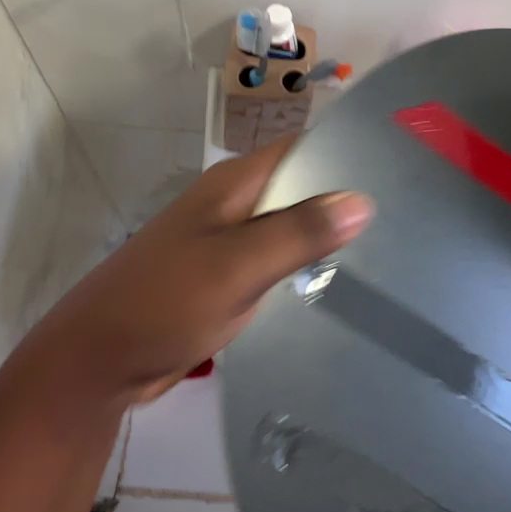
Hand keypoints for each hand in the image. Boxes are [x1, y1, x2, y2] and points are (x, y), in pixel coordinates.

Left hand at [21, 136, 373, 402]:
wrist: (100, 362)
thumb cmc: (164, 302)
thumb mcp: (236, 267)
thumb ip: (297, 233)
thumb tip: (362, 200)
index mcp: (234, 186)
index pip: (302, 149)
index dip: (346, 151)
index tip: (402, 163)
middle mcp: (235, 206)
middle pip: (301, 188)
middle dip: (345, 198)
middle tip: (410, 216)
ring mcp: (230, 245)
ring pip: (290, 229)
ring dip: (328, 237)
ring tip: (393, 248)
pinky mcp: (228, 281)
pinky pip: (277, 264)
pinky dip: (306, 269)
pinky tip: (343, 286)